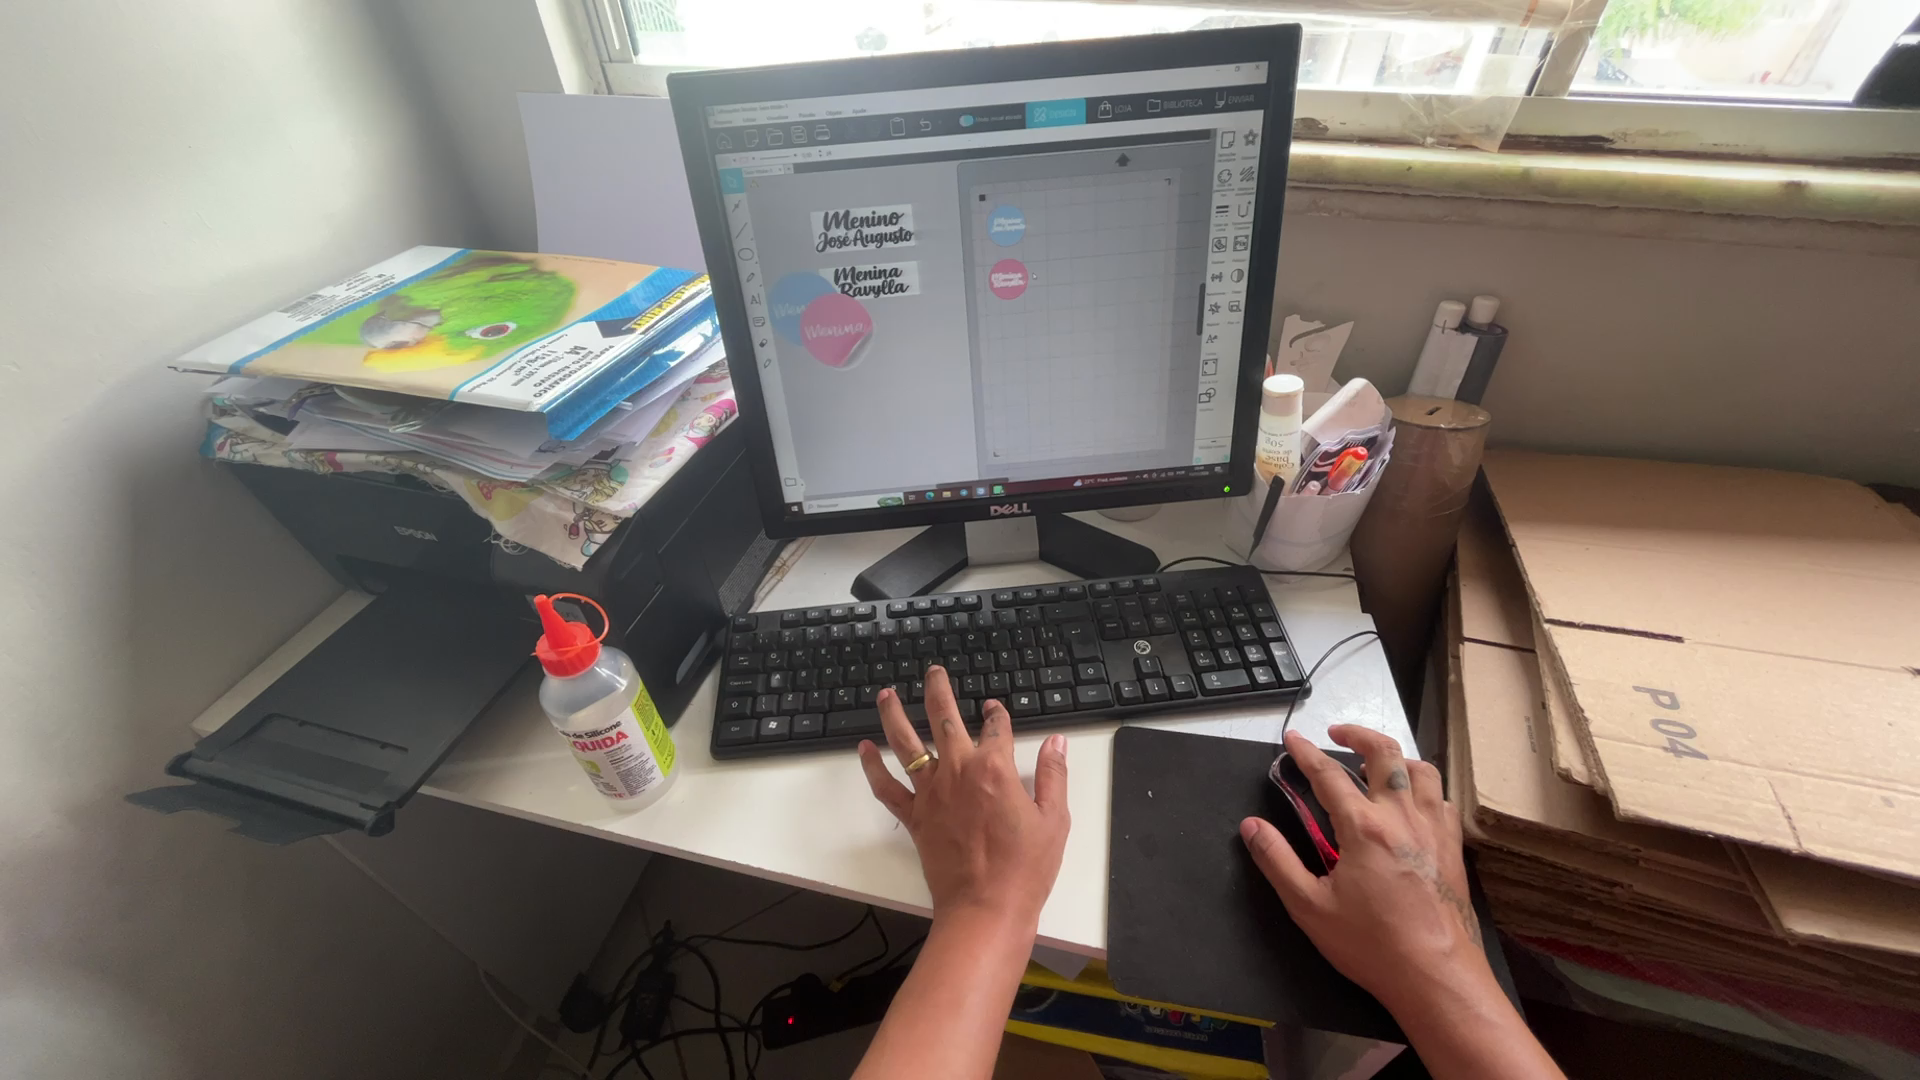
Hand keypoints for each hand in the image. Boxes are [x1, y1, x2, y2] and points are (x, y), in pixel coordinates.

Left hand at [857, 667, 1070, 927]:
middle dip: (938, 690)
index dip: (997, 713)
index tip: (994, 708)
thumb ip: (1053, 775)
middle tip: (933, 671)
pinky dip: (873, 768)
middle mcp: (959, 771)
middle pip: (944, 718)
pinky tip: (864, 749)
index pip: (996, 727)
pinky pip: (887, 788)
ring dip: (895, 715)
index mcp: (994, 769)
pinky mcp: (915, 817)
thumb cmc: (1024, 869)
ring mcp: (932, 793)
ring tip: (885, 694)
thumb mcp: (1053, 819)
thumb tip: (1056, 742)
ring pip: (907, 744)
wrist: (986, 910)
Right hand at [1240, 725, 1491, 1013]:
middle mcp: (1402, 819)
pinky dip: (1422, 788)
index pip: (1328, 774)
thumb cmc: (1373, 946)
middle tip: (1337, 733)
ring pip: (1421, 771)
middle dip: (1358, 734)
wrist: (1439, 981)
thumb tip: (1251, 826)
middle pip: (1385, 754)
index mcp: (1364, 828)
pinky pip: (1442, 801)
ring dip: (1395, 757)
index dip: (1305, 752)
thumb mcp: (1309, 907)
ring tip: (1374, 763)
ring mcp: (1434, 832)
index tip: (1291, 738)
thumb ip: (1277, 860)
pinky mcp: (1453, 850)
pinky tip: (1409, 802)